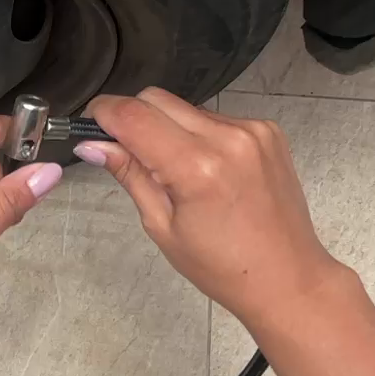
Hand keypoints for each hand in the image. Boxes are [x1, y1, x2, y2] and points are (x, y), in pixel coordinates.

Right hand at [76, 88, 348, 326]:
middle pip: (156, 99)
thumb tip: (90, 146)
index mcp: (196, 167)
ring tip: (168, 169)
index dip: (102, 113)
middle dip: (130, 116)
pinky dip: (195, 134)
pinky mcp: (267, 130)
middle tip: (121, 149)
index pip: (134, 116)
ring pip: (184, 107)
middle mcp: (227, 137)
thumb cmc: (218, 266)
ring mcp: (252, 129)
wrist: (286, 276)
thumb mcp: (161, 226)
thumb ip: (130, 175)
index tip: (88, 125)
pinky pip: (213, 118)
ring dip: (163, 127)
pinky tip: (202, 169)